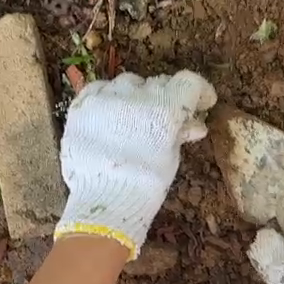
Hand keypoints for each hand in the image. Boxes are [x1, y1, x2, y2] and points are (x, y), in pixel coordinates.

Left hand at [56, 71, 216, 257]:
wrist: (102, 201)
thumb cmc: (145, 185)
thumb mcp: (170, 160)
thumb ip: (179, 135)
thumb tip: (193, 125)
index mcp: (165, 107)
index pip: (189, 83)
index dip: (199, 91)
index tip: (202, 103)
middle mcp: (136, 93)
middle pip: (157, 84)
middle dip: (166, 98)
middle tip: (164, 119)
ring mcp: (106, 97)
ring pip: (127, 84)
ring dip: (136, 97)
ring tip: (133, 119)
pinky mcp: (82, 106)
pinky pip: (99, 91)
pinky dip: (108, 99)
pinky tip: (109, 116)